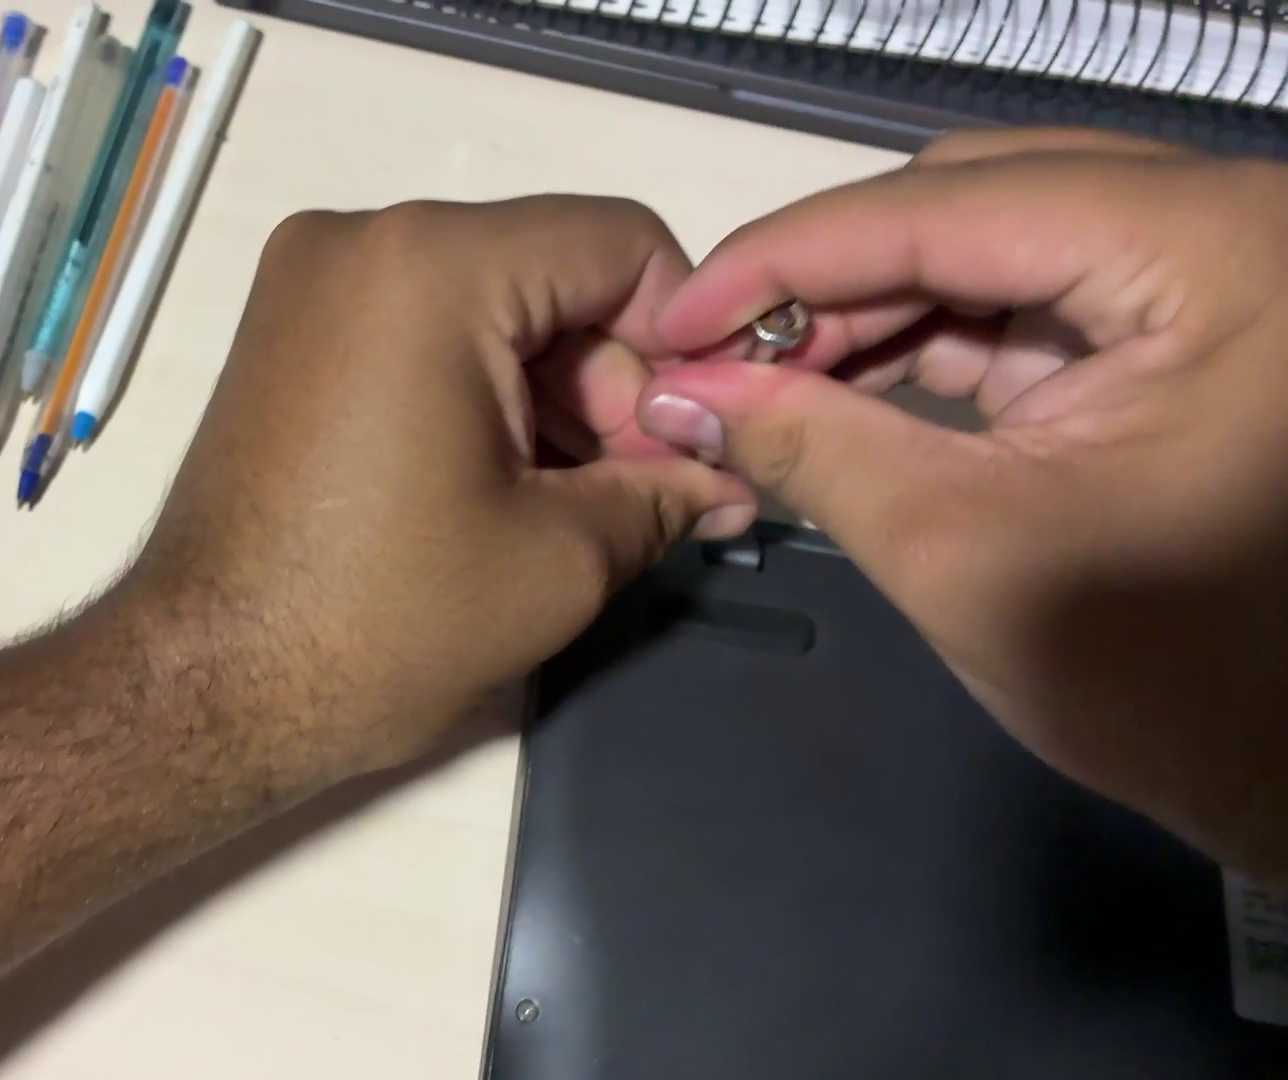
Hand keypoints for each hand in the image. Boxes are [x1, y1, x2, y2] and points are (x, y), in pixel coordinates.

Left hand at [124, 197, 755, 783]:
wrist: (206, 682)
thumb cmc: (379, 624)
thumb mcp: (556, 561)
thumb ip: (662, 492)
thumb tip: (721, 476)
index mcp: (429, 265)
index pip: (618, 245)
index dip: (682, 338)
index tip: (696, 431)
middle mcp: (355, 243)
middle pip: (544, 280)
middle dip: (610, 386)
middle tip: (645, 489)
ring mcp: (305, 290)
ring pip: (481, 313)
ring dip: (547, 401)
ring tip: (581, 503)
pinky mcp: (285, 343)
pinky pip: (415, 339)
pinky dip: (476, 398)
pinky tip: (505, 483)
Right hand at [636, 129, 1287, 877]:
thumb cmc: (1160, 670)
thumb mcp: (949, 547)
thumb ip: (801, 447)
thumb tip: (672, 398)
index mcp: (1215, 256)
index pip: (939, 207)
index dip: (775, 261)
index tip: (671, 326)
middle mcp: (1218, 231)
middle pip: (953, 207)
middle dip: (806, 289)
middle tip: (707, 366)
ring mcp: (1193, 278)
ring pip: (964, 250)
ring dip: (839, 319)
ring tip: (749, 388)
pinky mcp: (1157, 334)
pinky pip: (990, 304)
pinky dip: (888, 347)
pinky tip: (817, 393)